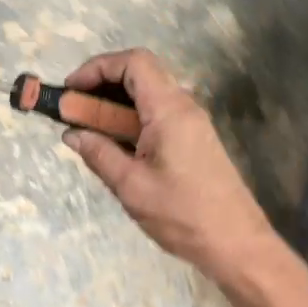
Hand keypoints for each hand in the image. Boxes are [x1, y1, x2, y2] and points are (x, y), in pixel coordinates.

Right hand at [60, 49, 277, 279]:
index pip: (133, 62)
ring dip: (114, 105)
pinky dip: (129, 120)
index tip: (71, 90)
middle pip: (140, 73)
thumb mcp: (131, 186)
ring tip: (86, 129)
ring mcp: (191, 123)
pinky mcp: (193, 140)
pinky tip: (112, 145)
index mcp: (169, 110)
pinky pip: (156, 115)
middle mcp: (183, 106)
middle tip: (73, 110)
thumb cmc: (182, 214)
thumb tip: (72, 133)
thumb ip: (99, 154)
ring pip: (147, 95)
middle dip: (101, 85)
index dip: (97, 67)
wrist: (236, 244)